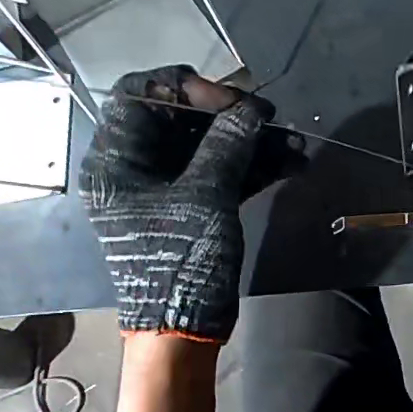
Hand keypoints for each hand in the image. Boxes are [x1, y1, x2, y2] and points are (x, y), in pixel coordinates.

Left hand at [80, 66, 271, 340]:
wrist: (185, 324)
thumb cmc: (179, 258)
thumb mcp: (204, 197)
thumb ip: (227, 146)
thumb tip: (251, 108)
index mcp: (117, 159)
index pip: (139, 95)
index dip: (185, 87)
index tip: (229, 99)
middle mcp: (139, 166)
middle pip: (182, 120)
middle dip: (230, 115)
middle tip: (267, 116)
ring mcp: (170, 187)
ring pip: (210, 147)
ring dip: (252, 142)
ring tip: (295, 141)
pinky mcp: (197, 206)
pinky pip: (224, 172)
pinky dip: (255, 167)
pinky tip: (291, 162)